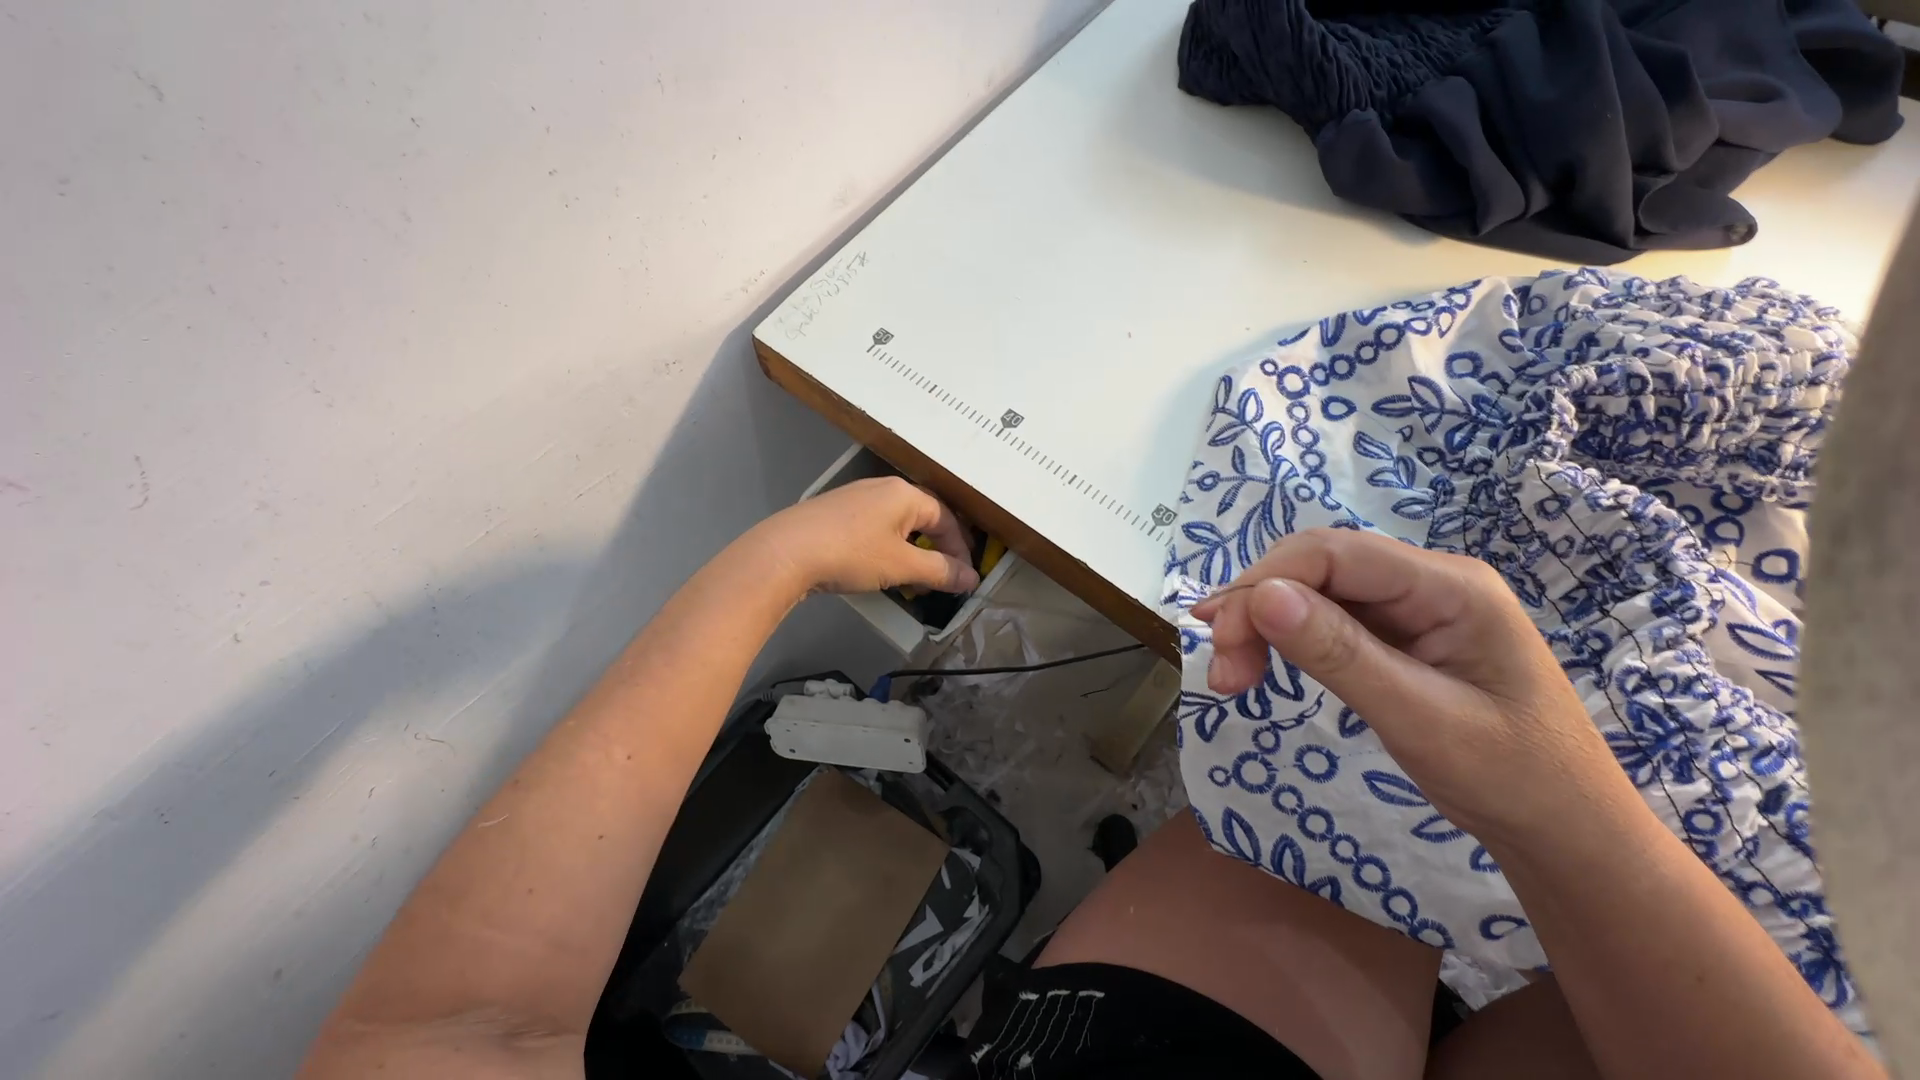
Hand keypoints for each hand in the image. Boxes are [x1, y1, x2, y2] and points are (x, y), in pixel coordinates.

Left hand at [750, 476, 979, 596]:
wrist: (786, 552)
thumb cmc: (852, 554)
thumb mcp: (902, 566)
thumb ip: (940, 571)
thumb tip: (971, 579)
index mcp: (905, 494)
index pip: (947, 518)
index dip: (960, 549)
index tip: (966, 578)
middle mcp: (883, 488)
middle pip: (923, 517)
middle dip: (938, 548)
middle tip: (945, 577)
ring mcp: (856, 498)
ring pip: (898, 523)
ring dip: (913, 550)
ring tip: (915, 577)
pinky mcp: (835, 513)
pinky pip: (875, 528)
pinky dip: (888, 548)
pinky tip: (880, 567)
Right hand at [1192, 528, 1631, 848]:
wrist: (1567, 832)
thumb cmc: (1511, 779)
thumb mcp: (1419, 718)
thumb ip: (1339, 653)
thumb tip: (1260, 597)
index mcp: (1450, 586)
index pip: (1333, 553)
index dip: (1265, 584)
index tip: (1222, 642)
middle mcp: (1429, 582)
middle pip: (1319, 567)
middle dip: (1259, 608)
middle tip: (1223, 673)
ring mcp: (1416, 608)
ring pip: (1318, 592)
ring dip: (1266, 625)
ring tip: (1232, 674)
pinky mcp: (1402, 637)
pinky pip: (1332, 620)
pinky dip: (1288, 639)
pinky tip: (1260, 659)